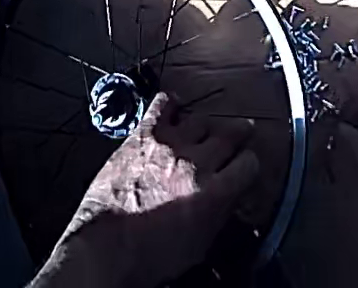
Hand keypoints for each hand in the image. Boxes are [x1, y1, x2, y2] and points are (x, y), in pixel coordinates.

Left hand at [30, 92, 260, 287]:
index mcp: (213, 193)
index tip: (248, 164)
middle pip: (228, 135)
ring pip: (201, 119)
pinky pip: (163, 104)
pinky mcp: (145, 132)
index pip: (248, 165)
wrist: (106, 243)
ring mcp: (170, 142)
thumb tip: (232, 194)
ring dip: (208, 123)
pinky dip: (172, 101)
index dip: (251, 164)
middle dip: (240, 133)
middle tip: (245, 129)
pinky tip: (176, 104)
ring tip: (210, 125)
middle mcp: (197, 161)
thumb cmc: (152, 255)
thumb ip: (219, 214)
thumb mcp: (197, 246)